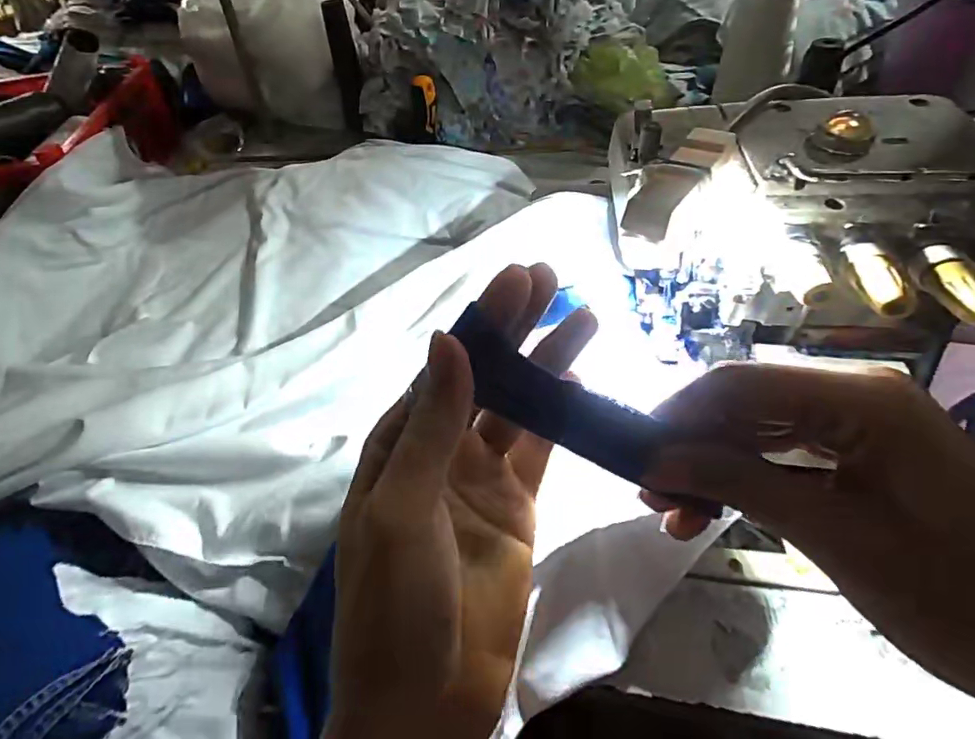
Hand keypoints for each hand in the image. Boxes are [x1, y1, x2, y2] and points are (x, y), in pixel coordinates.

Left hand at [328, 264, 595, 738]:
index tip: (513, 279)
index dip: (481, 320)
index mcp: (400, 442)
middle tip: (547, 278)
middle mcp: (441, 448)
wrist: (423, 702)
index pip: (447, 365)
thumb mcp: (401, 508)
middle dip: (515, 325)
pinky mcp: (517, 506)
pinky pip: (540, 448)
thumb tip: (448, 342)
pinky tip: (577, 378)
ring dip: (546, 360)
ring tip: (581, 314)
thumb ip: (430, 425)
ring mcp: (481, 477)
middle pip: (485, 373)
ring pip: (519, 404)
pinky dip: (560, 412)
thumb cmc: (393, 605)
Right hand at [639, 363, 974, 738]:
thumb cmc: (962, 599)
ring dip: (721, 465)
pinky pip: (800, 453)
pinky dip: (759, 480)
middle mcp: (862, 391)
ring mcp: (872, 423)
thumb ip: (743, 484)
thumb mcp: (838, 539)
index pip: (742, 381)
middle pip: (752, 400)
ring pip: (770, 428)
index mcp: (861, 396)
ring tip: (676, 513)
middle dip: (695, 442)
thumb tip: (656, 457)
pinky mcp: (877, 455)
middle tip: (648, 494)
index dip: (680, 413)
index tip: (633, 455)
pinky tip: (723, 511)